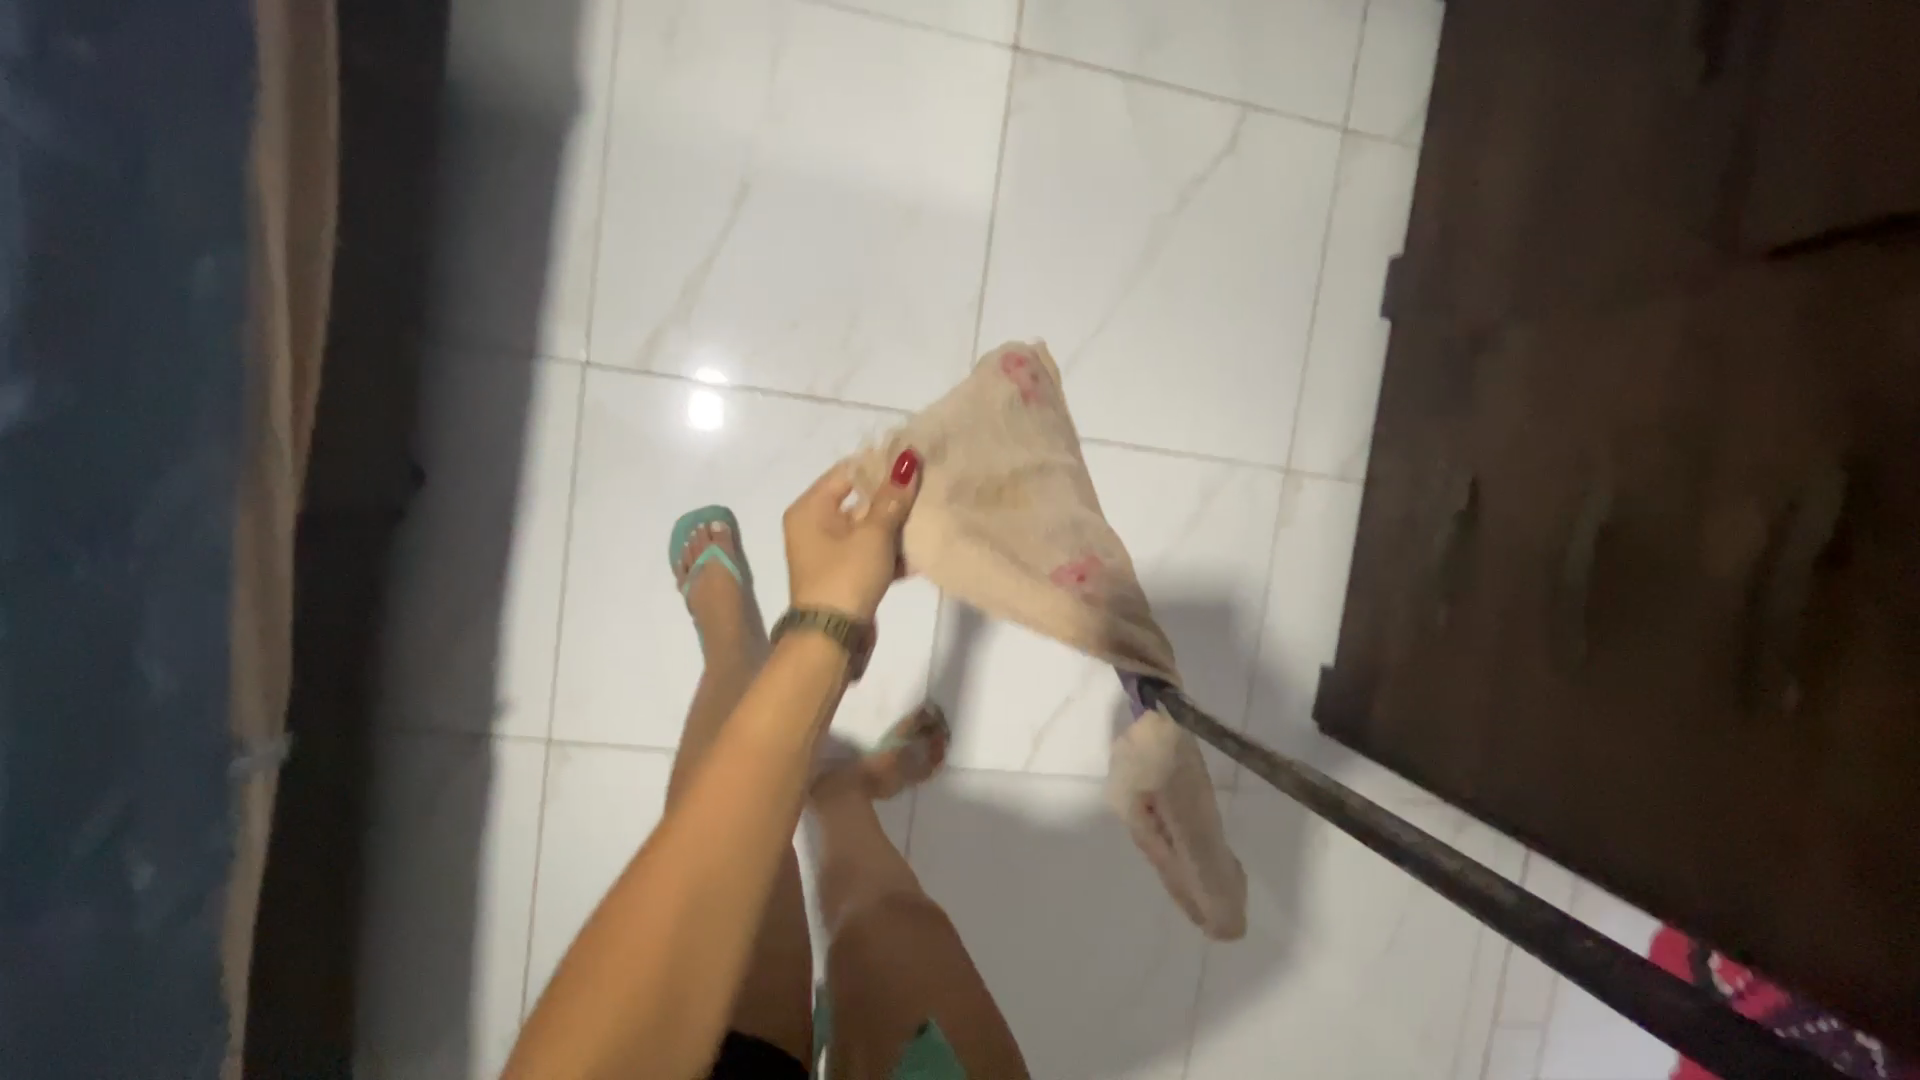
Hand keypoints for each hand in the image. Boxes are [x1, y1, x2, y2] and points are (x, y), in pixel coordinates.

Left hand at [783, 449, 921, 620]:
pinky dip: (892, 552)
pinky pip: (871, 553)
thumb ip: (893, 498)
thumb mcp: (873, 534)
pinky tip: (921, 552)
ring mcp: (829, 553)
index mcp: (810, 508)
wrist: (832, 639)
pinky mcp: (845, 574)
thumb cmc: (846, 576)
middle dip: (894, 499)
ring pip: (869, 528)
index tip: (915, 463)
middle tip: (929, 489)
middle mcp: (814, 526)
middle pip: (860, 500)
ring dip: (897, 527)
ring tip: (931, 518)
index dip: (881, 465)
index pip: (849, 471)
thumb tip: (908, 459)